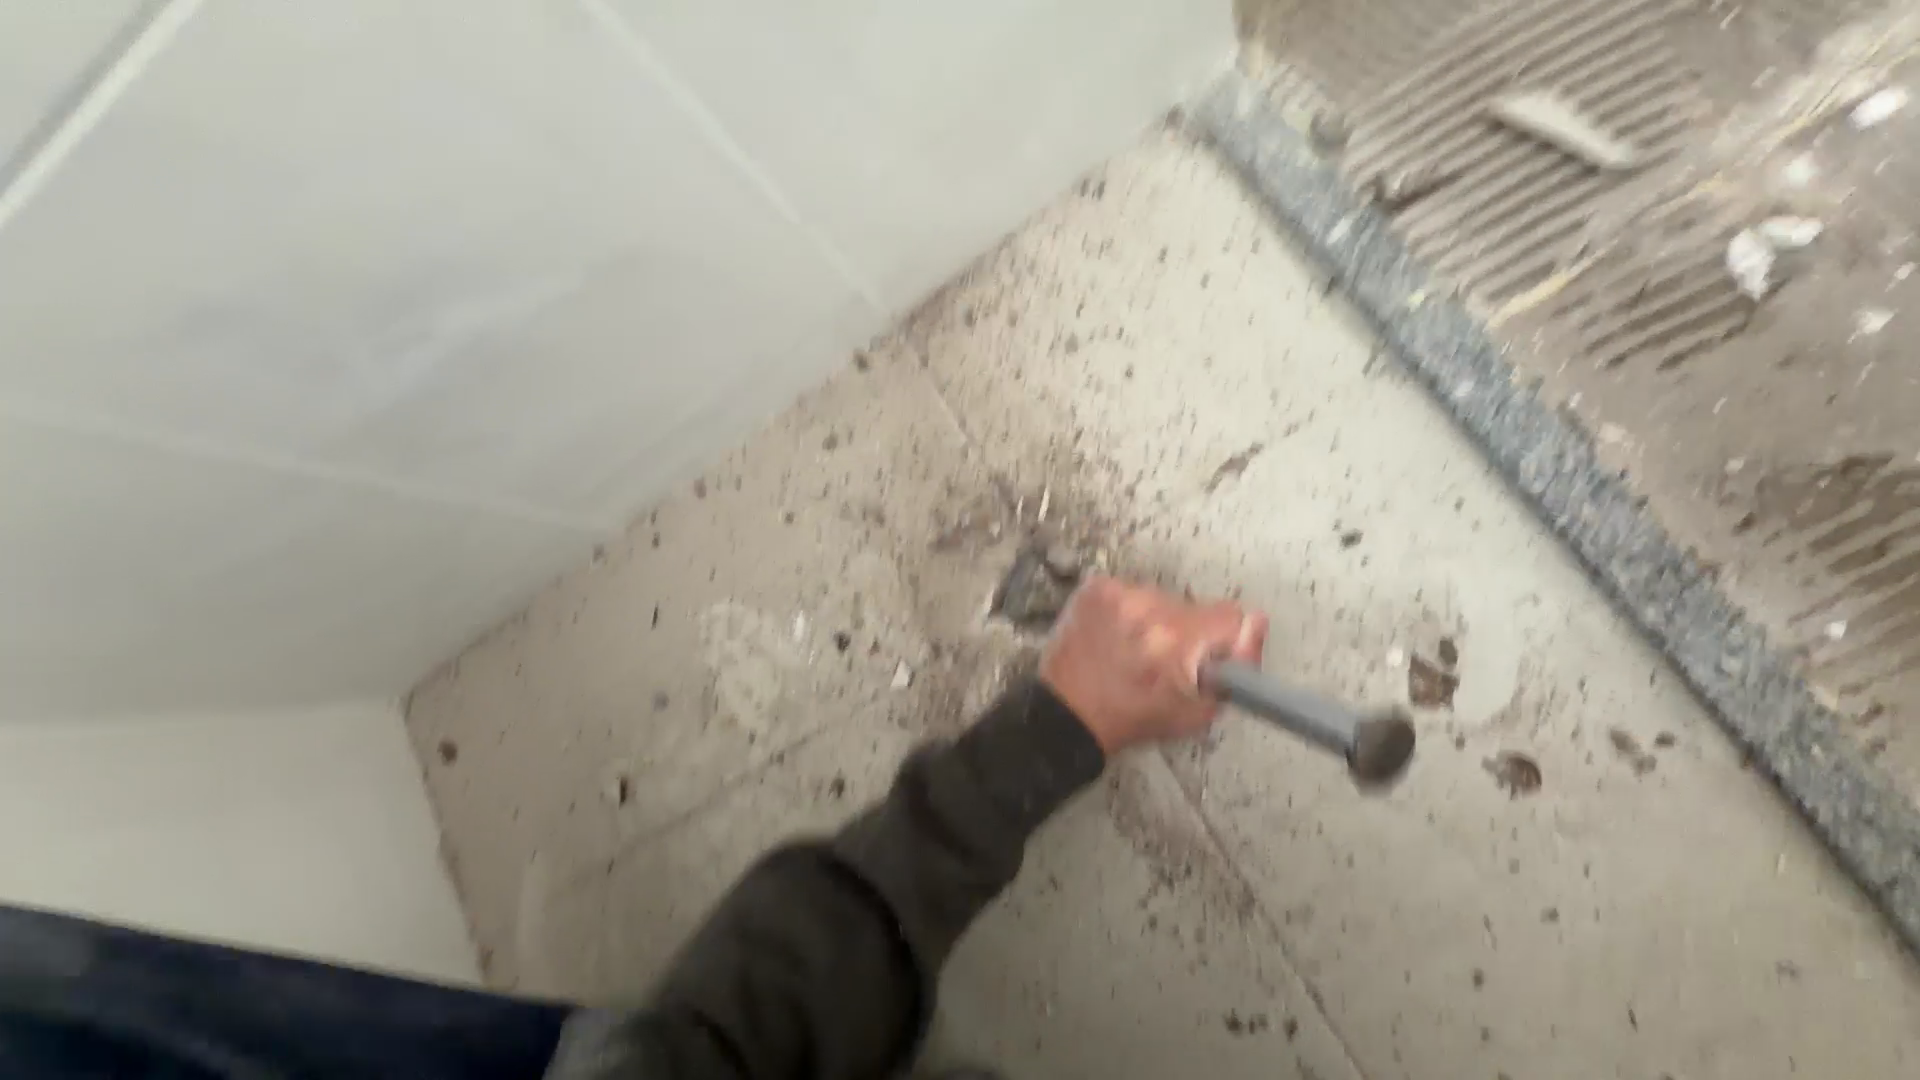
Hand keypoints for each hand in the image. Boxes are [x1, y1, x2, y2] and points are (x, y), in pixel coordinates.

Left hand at [1038, 575, 1268, 755]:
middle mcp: (1148, 609)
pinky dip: (1129, 612)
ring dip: (1157, 619)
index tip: (1209, 656)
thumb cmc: (1132, 718)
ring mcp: (1118, 595)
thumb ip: (1238, 669)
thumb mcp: (1197, 711)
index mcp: (1177, 641)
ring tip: (1135, 650)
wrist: (1069, 713)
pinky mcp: (1097, 588)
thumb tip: (1256, 624)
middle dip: (1189, 630)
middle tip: (1164, 660)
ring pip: (1161, 598)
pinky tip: (1116, 638)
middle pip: (1194, 606)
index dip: (1227, 639)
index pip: (1232, 615)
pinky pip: (1131, 592)